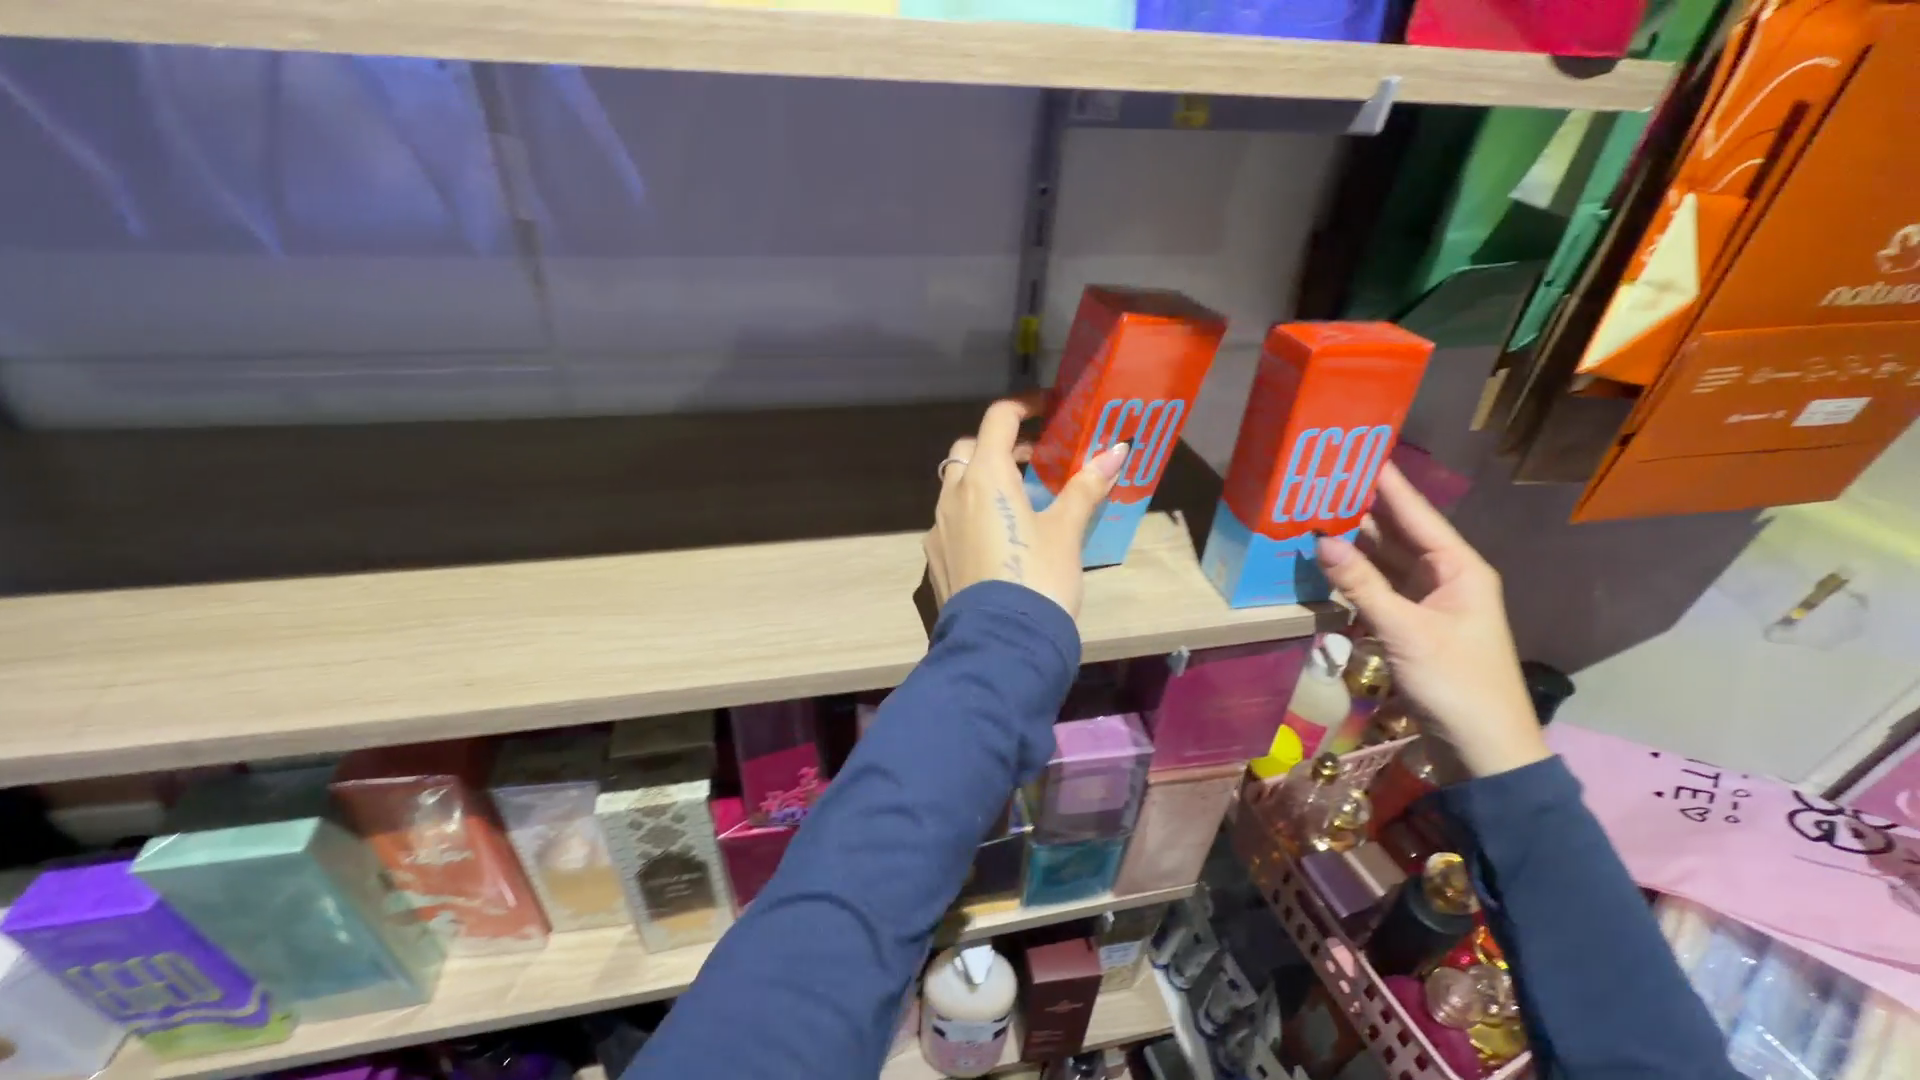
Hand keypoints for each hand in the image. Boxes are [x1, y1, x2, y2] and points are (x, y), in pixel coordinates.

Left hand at [924, 399, 1127, 617]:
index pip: (998, 419)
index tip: (1047, 410)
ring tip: (1021, 499)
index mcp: (985, 477)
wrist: (1001, 643)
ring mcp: (938, 527)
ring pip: (956, 485)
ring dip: (984, 479)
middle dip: (1000, 445)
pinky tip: (999, 538)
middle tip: (1035, 459)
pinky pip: (952, 519)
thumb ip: (1086, 487)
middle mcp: (953, 494)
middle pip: (970, 449)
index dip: (1024, 407)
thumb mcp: (1066, 531)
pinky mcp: (935, 557)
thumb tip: (1116, 451)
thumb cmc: (1039, 577)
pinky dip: (973, 512)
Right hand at [1314, 463, 1548, 779]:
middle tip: (1319, 481)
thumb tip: (1321, 540)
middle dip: (1360, 508)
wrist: (1483, 748)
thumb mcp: (1406, 631)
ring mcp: (1427, 601)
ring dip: (1353, 542)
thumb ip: (1362, 585)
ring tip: (1312, 512)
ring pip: (1384, 560)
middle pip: (1397, 532)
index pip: (1415, 513)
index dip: (1385, 483)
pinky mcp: (1412, 624)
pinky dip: (1354, 576)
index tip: (1355, 450)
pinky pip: (1379, 588)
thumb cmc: (1456, 683)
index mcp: (1458, 568)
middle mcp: (1444, 576)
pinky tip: (1325, 562)